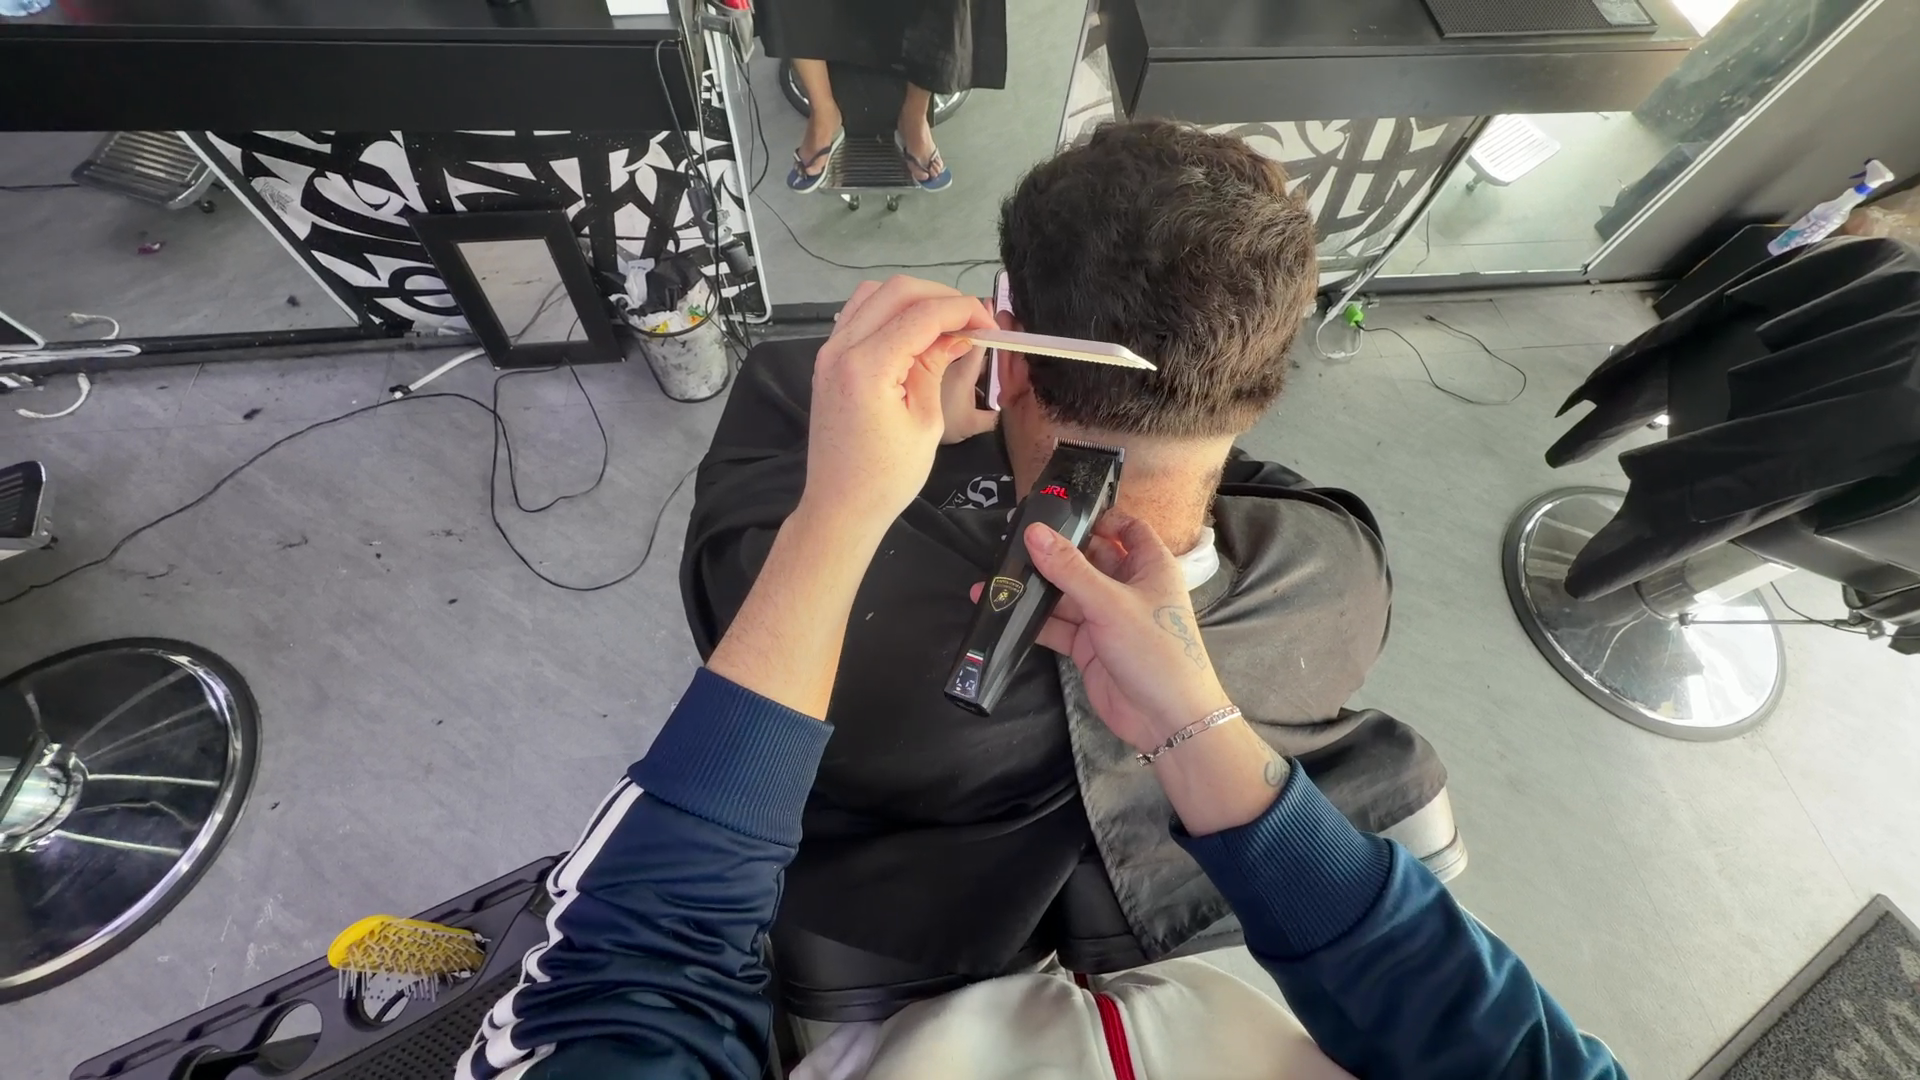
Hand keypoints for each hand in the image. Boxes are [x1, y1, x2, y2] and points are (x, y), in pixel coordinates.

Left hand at [805, 277, 995, 532]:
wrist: (840, 505)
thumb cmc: (888, 477)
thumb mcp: (925, 422)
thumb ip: (935, 366)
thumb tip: (957, 334)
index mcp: (868, 366)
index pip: (922, 315)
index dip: (962, 311)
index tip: (989, 324)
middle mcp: (842, 348)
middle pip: (897, 291)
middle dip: (940, 297)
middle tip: (971, 320)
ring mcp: (829, 352)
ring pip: (874, 295)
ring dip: (913, 300)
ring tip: (944, 324)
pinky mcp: (827, 361)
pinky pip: (858, 315)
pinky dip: (888, 312)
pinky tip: (912, 333)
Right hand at [1020, 511, 1233, 753]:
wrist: (1166, 720)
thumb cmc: (1153, 649)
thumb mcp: (1109, 603)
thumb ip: (1068, 569)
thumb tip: (1033, 532)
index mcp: (1149, 567)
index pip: (1128, 529)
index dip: (1099, 519)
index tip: (1061, 514)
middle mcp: (1127, 588)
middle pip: (1088, 560)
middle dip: (1055, 554)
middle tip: (1012, 541)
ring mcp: (1106, 618)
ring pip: (1067, 594)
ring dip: (1037, 588)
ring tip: (997, 577)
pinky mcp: (1088, 645)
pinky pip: (1058, 625)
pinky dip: (1034, 620)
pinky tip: (1003, 611)